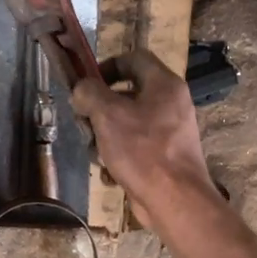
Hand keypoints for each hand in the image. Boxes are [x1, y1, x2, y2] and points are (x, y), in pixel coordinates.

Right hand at [70, 51, 214, 229]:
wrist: (175, 200)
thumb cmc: (142, 150)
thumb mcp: (107, 114)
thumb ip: (89, 92)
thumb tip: (81, 90)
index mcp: (164, 84)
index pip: (133, 58)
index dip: (106, 66)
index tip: (85, 85)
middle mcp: (171, 103)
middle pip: (125, 93)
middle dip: (99, 110)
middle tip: (85, 125)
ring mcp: (170, 131)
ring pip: (126, 122)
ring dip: (103, 137)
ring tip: (95, 154)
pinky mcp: (165, 156)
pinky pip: (134, 146)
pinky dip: (118, 156)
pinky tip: (110, 173)